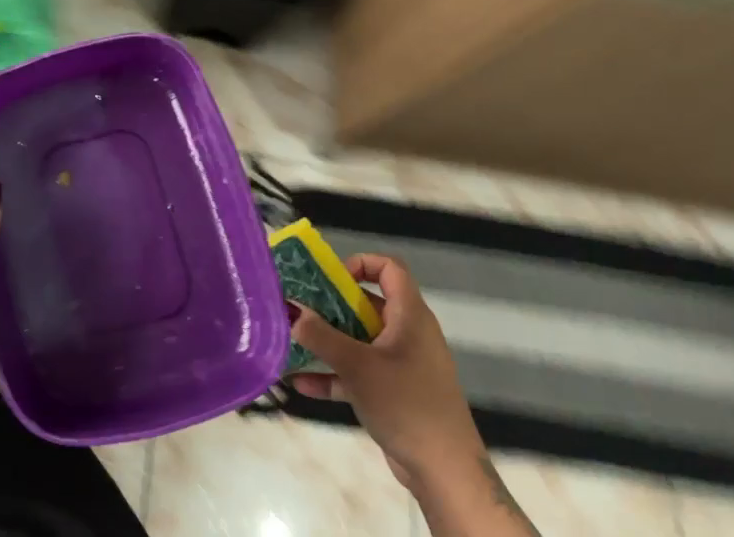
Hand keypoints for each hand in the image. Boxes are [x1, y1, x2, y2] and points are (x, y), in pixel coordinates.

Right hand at [288, 253, 483, 493]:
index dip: (360, 264)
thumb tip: (291, 312)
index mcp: (409, 316)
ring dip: (326, 342)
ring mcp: (402, 364)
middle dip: (329, 305)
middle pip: (366, 304)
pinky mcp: (394, 392)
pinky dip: (333, 375)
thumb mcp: (358, 366)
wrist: (443, 469)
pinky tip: (300, 383)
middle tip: (296, 308)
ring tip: (290, 343)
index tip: (328, 278)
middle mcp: (407, 333)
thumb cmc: (406, 403)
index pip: (389, 269)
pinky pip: (359, 373)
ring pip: (359, 340)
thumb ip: (321, 337)